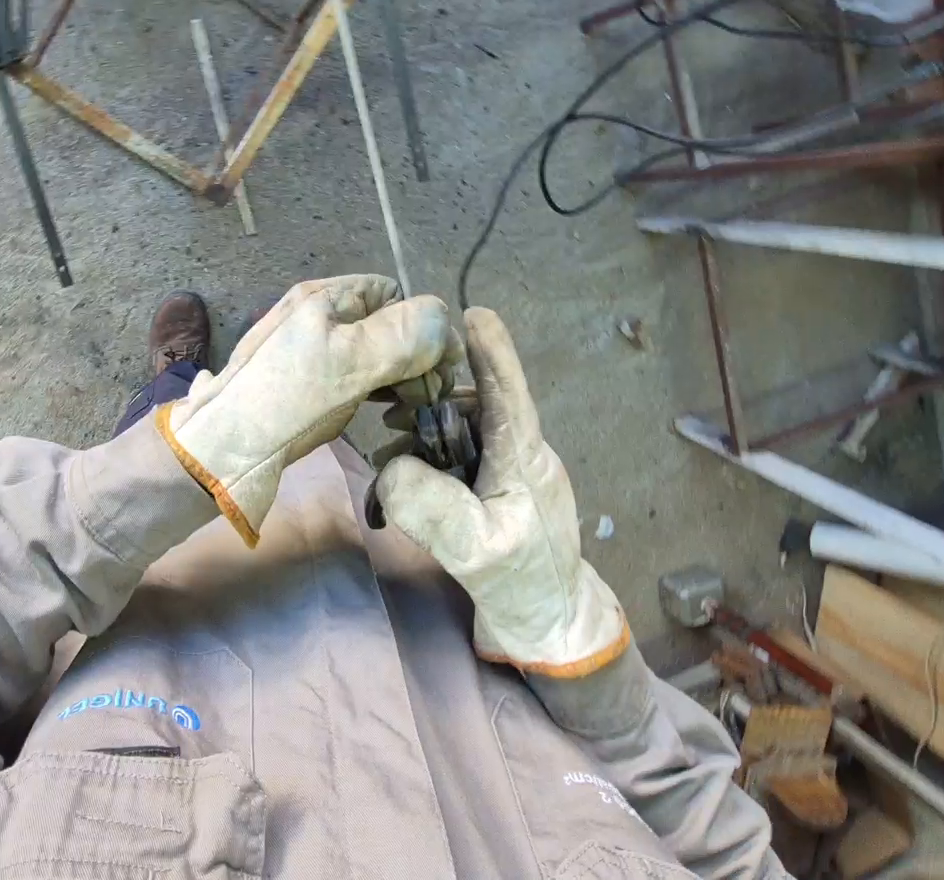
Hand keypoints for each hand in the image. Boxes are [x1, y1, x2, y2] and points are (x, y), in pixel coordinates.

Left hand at [158, 275, 457, 547]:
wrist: (221, 453)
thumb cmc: (284, 401)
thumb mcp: (347, 361)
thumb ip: (401, 335)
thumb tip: (445, 320)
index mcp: (324, 298)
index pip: (393, 294)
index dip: (422, 326)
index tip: (438, 369)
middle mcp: (318, 318)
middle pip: (386, 324)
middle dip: (414, 356)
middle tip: (427, 396)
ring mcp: (312, 354)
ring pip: (375, 355)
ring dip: (400, 378)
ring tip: (410, 407)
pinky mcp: (308, 388)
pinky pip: (357, 379)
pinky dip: (378, 393)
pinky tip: (383, 413)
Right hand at [375, 308, 628, 677]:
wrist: (551, 628)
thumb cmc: (523, 587)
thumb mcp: (474, 551)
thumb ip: (432, 508)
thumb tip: (392, 468)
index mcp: (525, 459)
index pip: (509, 392)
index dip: (492, 350)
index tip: (473, 314)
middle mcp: (524, 456)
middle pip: (483, 405)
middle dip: (439, 394)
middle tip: (392, 402)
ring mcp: (514, 475)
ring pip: (472, 430)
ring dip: (433, 427)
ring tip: (392, 437)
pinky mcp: (502, 493)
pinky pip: (467, 456)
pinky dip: (437, 453)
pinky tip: (409, 469)